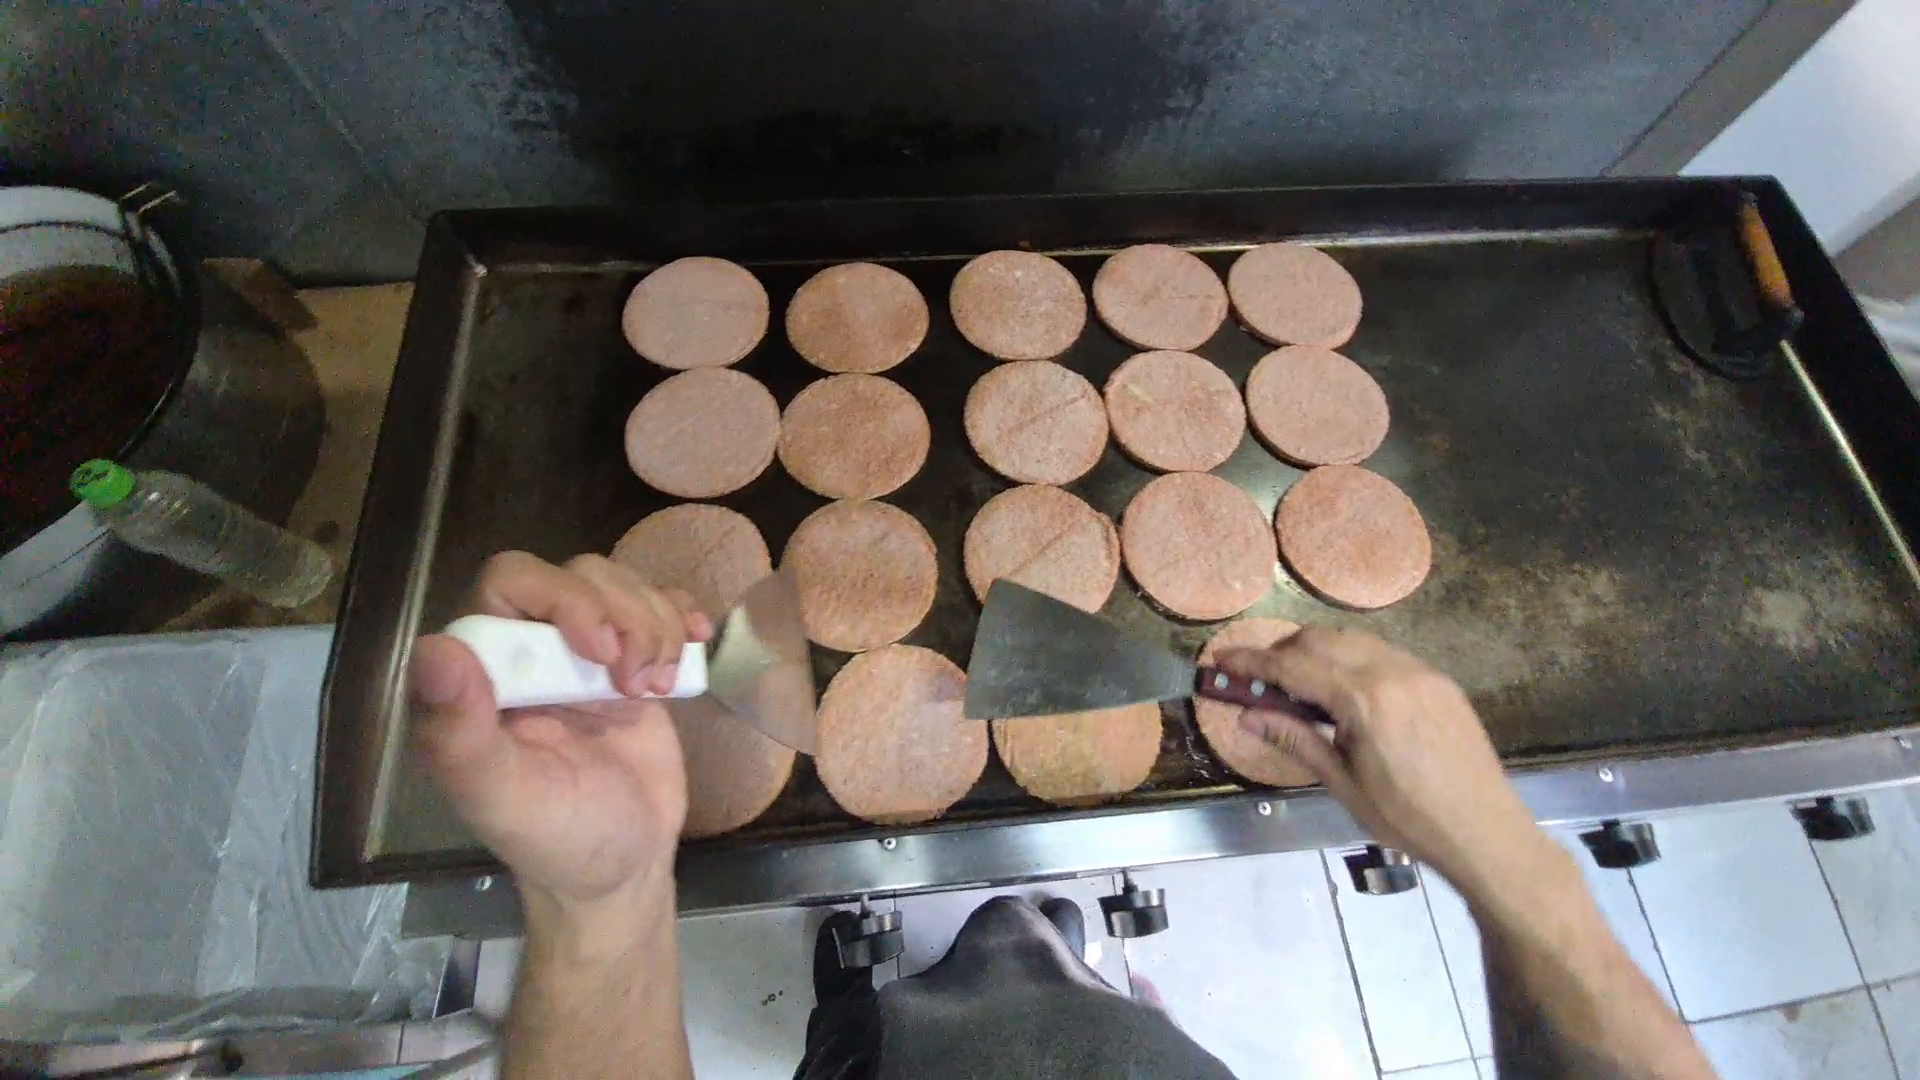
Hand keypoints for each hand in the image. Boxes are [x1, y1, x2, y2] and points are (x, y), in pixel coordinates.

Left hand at [410, 552, 712, 922]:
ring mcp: (593, 654)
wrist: (628, 864)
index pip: (513, 582)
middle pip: (582, 574)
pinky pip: (665, 605)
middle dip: (626, 616)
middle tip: (638, 684)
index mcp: (489, 673)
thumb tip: (435, 651)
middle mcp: (537, 649)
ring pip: (627, 584)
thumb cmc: (559, 839)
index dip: (562, 598)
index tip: (601, 650)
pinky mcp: (640, 661)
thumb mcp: (505, 800)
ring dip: (658, 625)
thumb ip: (461, 734)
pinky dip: (686, 615)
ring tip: (661, 686)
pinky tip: (696, 644)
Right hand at [1216, 627, 1547, 895]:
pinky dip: (1349, 657)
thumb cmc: (1409, 819)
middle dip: (1282, 651)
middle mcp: (1393, 673)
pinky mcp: (1438, 680)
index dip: (1252, 662)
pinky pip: (1381, 652)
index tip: (1221, 660)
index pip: (1293, 666)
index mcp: (1366, 701)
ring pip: (1351, 638)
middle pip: (1320, 639)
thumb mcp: (1343, 783)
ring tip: (1298, 682)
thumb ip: (1295, 739)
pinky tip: (1343, 688)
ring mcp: (1421, 672)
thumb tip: (1246, 716)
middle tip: (1258, 678)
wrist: (1490, 837)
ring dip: (1315, 650)